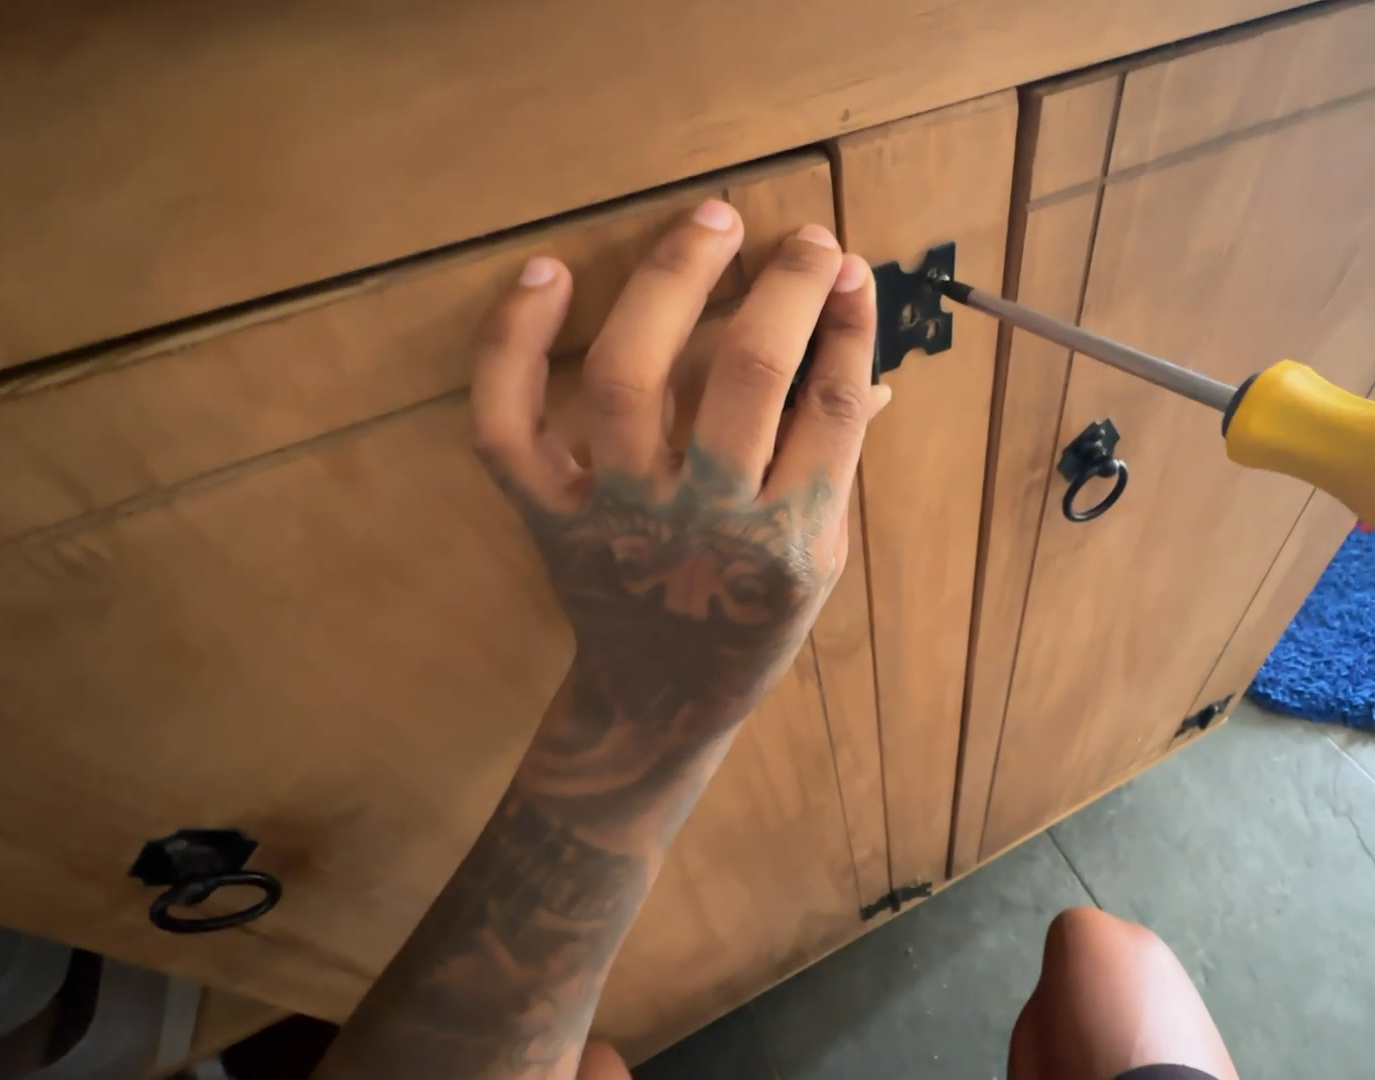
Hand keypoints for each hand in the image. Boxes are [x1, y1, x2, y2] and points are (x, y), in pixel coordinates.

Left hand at [316, 204, 887, 1079]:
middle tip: (802, 237)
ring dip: (672, 281)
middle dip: (784, 287)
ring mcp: (617, 520)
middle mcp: (707, 525)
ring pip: (629, 377)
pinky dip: (511, 344)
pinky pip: (507, 422)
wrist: (658, 701)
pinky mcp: (546, 518)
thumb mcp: (823, 559)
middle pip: (749, 375)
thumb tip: (866, 368)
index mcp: (791, 542)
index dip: (848, 322)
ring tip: (708, 220)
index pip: (832, 404)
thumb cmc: (753, 629)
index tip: (849, 268)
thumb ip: (838, 463)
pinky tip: (546, 274)